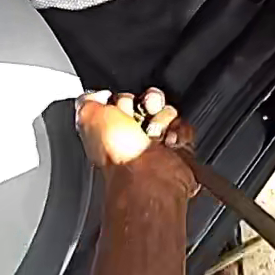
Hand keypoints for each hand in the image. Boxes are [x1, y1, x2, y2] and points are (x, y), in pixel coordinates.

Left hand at [76, 89, 195, 195]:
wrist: (149, 179)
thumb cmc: (120, 154)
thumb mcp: (89, 118)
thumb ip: (88, 100)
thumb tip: (100, 94)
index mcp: (111, 130)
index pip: (124, 99)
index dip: (125, 98)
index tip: (124, 104)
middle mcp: (134, 137)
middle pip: (150, 102)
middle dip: (150, 102)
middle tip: (147, 112)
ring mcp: (158, 144)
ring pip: (170, 112)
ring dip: (165, 119)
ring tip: (157, 135)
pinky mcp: (179, 151)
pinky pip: (186, 127)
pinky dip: (180, 132)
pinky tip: (170, 143)